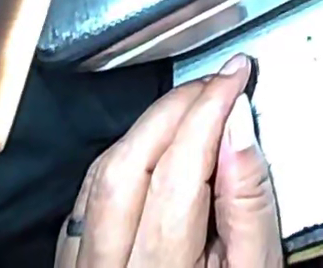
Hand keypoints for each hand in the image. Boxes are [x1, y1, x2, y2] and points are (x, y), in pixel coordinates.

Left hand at [56, 54, 281, 267]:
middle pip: (131, 164)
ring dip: (152, 121)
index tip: (237, 74)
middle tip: (219, 81)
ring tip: (196, 103)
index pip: (180, 173)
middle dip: (179, 105)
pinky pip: (91, 187)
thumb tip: (239, 121)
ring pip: (104, 168)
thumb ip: (250, 201)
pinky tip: (159, 137)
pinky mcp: (72, 260)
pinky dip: (128, 148)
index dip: (210, 109)